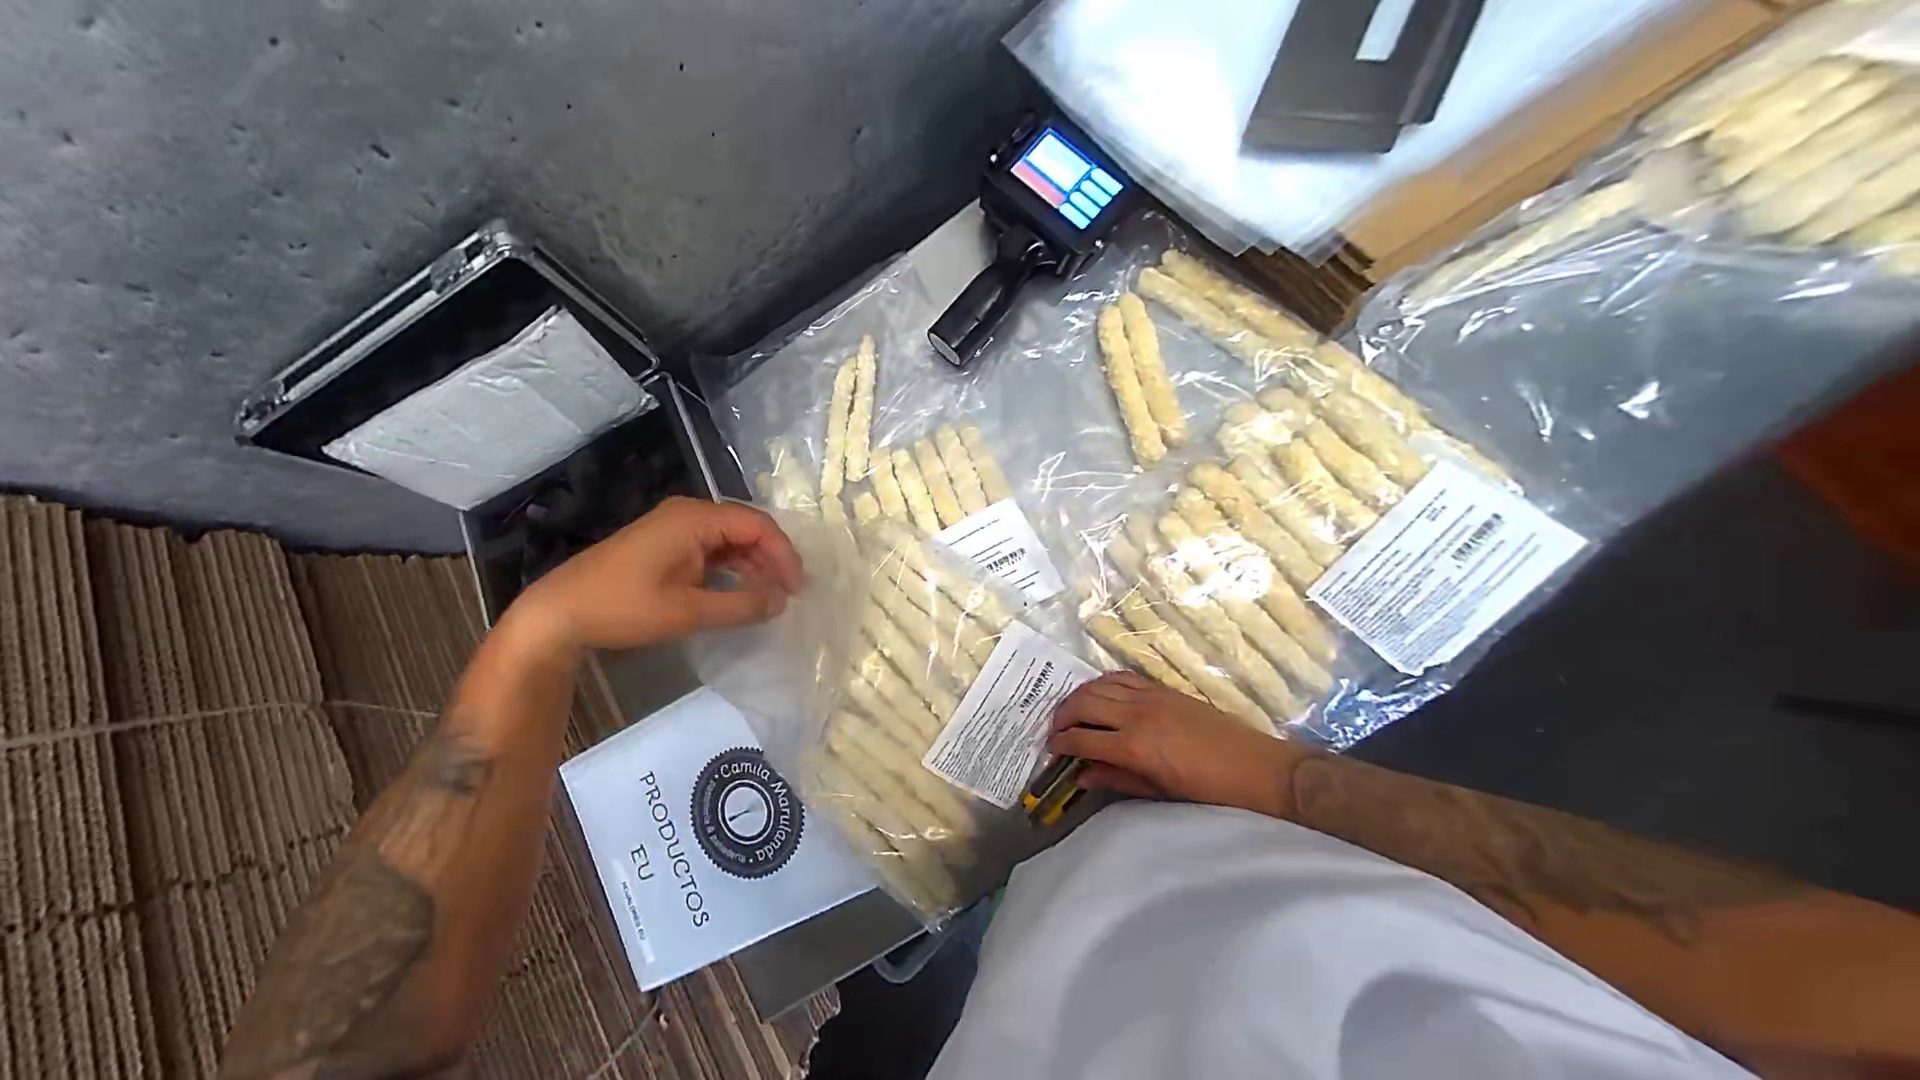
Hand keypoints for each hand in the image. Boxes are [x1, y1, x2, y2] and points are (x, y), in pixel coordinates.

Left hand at [506, 497, 803, 653]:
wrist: (559, 612)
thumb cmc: (623, 607)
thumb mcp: (688, 612)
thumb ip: (741, 606)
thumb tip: (781, 602)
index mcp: (695, 519)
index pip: (758, 525)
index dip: (784, 555)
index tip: (797, 588)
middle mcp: (689, 514)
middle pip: (747, 528)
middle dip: (773, 559)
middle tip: (789, 594)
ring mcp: (676, 527)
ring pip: (732, 539)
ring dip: (754, 565)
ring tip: (772, 596)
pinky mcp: (667, 543)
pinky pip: (713, 548)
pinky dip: (733, 568)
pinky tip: (743, 590)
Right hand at [1049, 673, 1307, 813]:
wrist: (1255, 768)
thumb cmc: (1207, 789)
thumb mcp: (1158, 791)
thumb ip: (1115, 778)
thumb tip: (1081, 775)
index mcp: (1134, 746)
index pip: (1081, 738)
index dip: (1060, 743)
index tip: (1052, 749)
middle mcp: (1136, 714)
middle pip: (1083, 703)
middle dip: (1062, 716)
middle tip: (1056, 731)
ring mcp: (1149, 696)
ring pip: (1098, 685)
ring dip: (1078, 697)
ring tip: (1072, 712)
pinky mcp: (1162, 688)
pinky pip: (1121, 677)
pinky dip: (1103, 683)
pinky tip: (1099, 695)